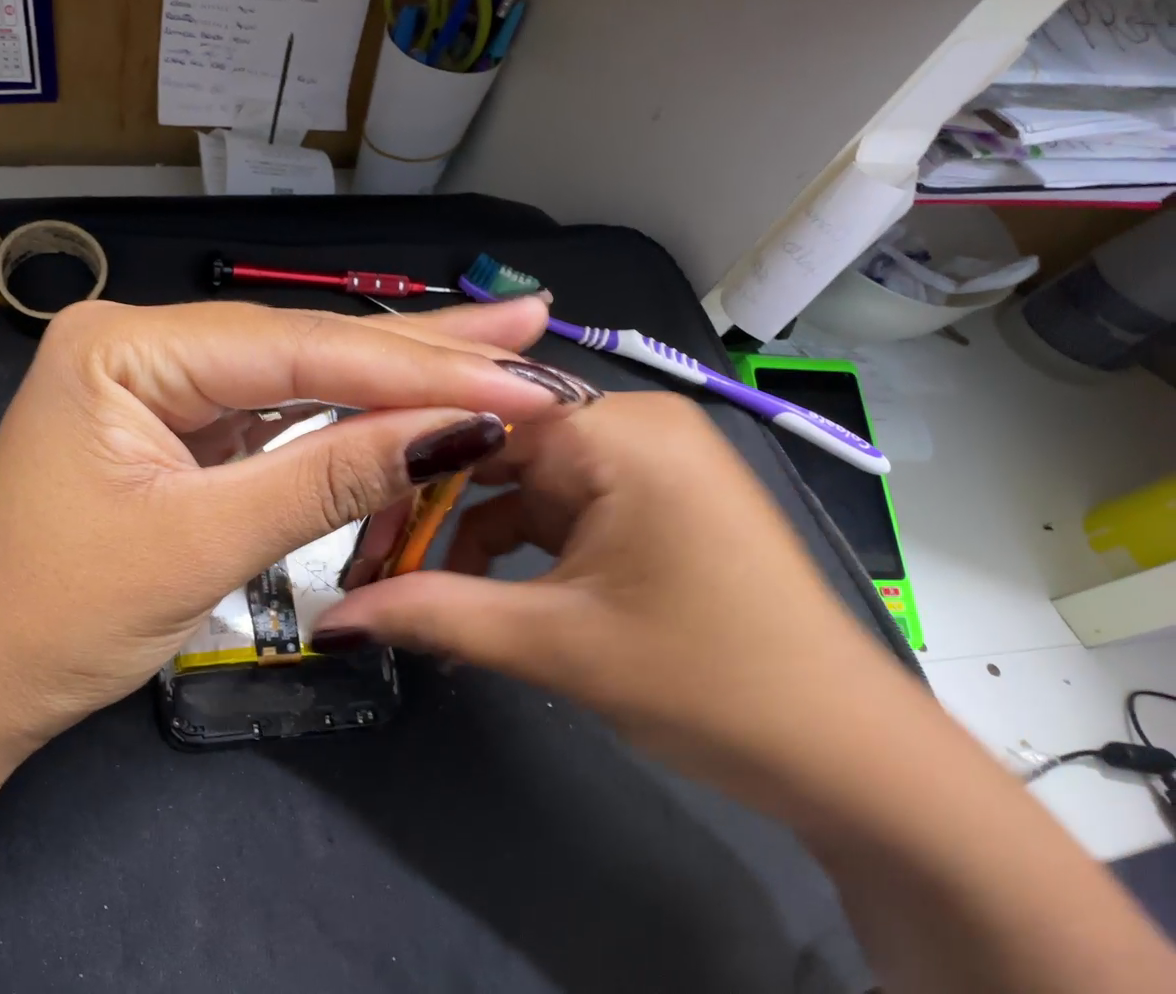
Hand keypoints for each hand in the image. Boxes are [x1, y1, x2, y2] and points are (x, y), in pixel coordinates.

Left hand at [0, 298, 599, 782]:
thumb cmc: (62, 616)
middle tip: (524, 325)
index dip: (416, 370)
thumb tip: (457, 431)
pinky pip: (267, 420)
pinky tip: (404, 406)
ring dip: (387, 382)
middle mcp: (138, 347)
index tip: (520, 381)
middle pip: (298, 348)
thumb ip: (330, 476)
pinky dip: (338, 426)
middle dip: (415, 349)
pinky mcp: (169, 432)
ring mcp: (155, 389)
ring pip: (291, 381)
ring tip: (491, 355)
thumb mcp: (204, 543)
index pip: (295, 349)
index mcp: (122, 348)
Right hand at [314, 392, 915, 806]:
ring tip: (410, 589)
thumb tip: (329, 619)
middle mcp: (634, 427)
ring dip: (464, 534)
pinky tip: (472, 592)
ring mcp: (647, 466)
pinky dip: (509, 547)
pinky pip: (555, 508)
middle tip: (370, 566)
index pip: (475, 416)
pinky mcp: (651, 507)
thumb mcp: (553, 644)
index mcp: (620, 431)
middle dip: (428, 507)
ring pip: (518, 482)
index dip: (401, 467)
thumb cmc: (709, 682)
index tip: (349, 527)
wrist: (848, 760)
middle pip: (494, 445)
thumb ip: (430, 615)